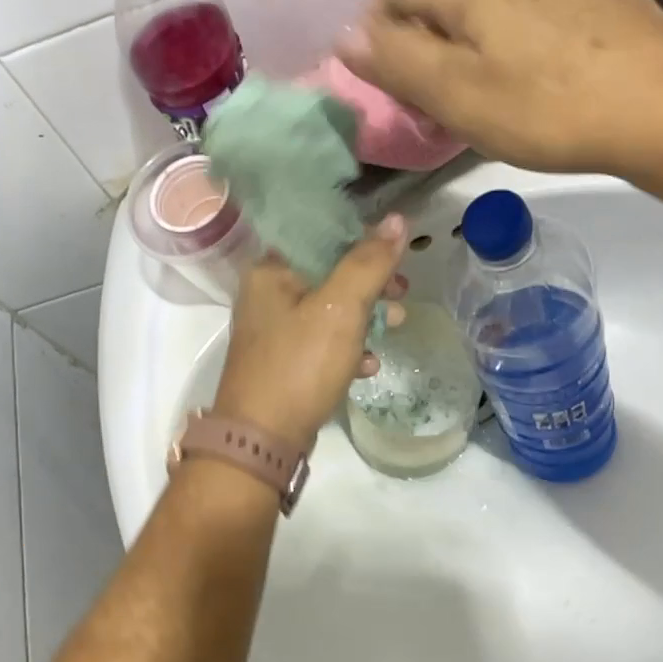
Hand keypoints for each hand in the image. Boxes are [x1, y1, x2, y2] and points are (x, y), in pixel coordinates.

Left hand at [212, 215, 410, 450]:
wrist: (261, 440)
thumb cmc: (299, 366)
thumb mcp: (340, 309)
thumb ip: (369, 263)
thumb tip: (397, 220)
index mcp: (270, 271)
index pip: (319, 234)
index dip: (360, 239)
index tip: (394, 254)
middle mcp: (266, 296)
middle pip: (328, 273)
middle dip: (370, 284)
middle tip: (401, 295)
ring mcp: (274, 333)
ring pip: (329, 311)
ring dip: (364, 318)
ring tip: (394, 326)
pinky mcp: (284, 364)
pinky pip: (322, 345)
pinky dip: (347, 350)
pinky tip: (367, 367)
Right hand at [338, 0, 662, 174]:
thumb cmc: (547, 108)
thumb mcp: (456, 96)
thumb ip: (397, 63)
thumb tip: (346, 36)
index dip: (377, 29)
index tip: (386, 82)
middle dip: (421, 39)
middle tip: (429, 100)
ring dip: (465, 40)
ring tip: (479, 94)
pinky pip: (526, 7)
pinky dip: (506, 38)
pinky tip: (528, 80)